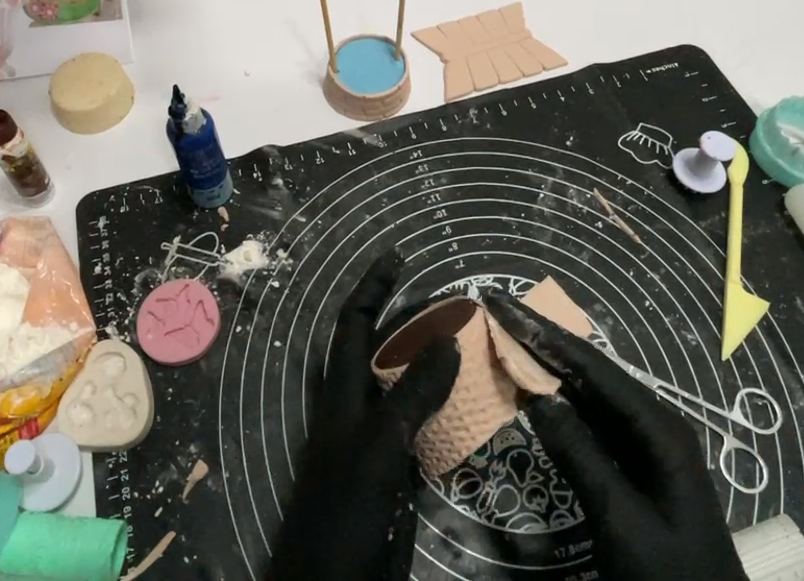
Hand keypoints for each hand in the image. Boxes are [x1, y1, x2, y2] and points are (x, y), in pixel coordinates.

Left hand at [269, 254, 458, 580]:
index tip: (398, 254)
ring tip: (471, 341)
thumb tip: (449, 340)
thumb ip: (412, 392)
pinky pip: (420, 420)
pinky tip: (471, 403)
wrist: (331, 579)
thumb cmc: (346, 507)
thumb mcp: (380, 444)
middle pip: (383, 346)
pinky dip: (442, 403)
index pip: (355, 320)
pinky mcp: (393, 468)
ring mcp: (375, 437)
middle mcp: (357, 404)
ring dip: (432, 359)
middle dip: (414, 319)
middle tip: (456, 303)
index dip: (374, 284)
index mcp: (342, 389)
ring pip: (404, 382)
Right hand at [483, 292, 747, 580]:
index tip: (500, 304)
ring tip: (504, 339)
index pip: (591, 366)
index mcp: (659, 428)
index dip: (543, 333)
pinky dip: (557, 403)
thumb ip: (581, 456)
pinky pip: (590, 422)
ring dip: (546, 367)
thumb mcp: (623, 522)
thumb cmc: (669, 576)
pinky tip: (530, 392)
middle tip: (495, 311)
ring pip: (587, 394)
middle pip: (589, 371)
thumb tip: (537, 395)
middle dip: (542, 340)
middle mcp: (654, 424)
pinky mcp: (632, 467)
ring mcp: (644, 446)